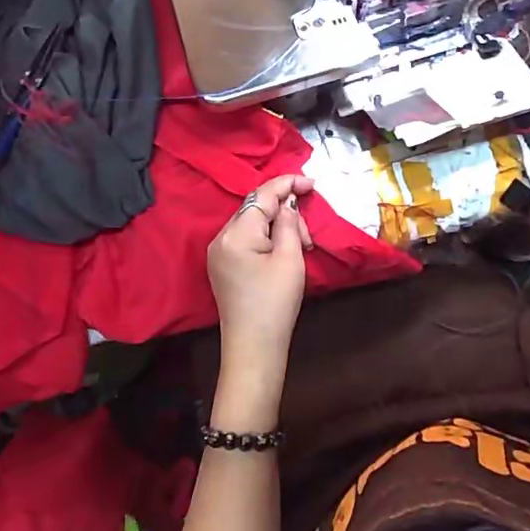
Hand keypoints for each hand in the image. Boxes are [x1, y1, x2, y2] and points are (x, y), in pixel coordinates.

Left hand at [206, 175, 314, 428]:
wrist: (253, 347)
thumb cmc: (275, 304)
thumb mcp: (290, 259)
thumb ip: (289, 224)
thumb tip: (288, 202)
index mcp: (235, 233)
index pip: (262, 195)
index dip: (287, 184)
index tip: (312, 183)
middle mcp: (220, 237)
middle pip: (255, 207)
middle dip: (285, 211)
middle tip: (309, 236)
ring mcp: (217, 252)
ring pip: (251, 222)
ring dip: (277, 226)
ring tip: (300, 248)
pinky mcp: (221, 264)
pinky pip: (244, 238)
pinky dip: (265, 237)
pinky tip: (282, 251)